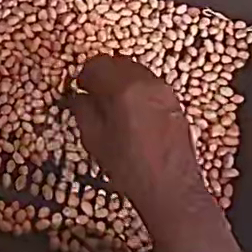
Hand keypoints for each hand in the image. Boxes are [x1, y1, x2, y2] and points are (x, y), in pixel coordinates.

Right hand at [68, 55, 219, 232]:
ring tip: (109, 103)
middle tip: (90, 93)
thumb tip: (78, 98)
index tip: (78, 87)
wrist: (170, 189)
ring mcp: (164, 91)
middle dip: (101, 74)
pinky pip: (149, 84)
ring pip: (135, 71)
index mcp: (125, 90)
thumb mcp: (95, 140)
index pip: (97, 65)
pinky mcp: (174, 102)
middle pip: (118, 62)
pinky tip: (128, 111)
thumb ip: (83, 111)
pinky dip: (135, 89)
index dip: (83, 75)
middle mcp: (147, 84)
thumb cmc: (131, 169)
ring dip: (119, 80)